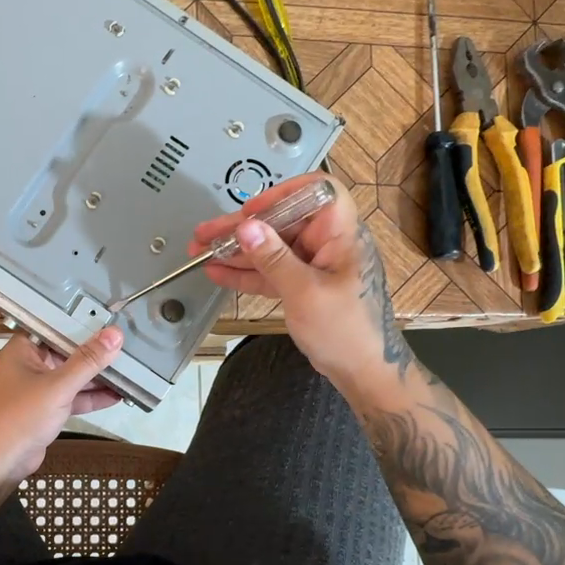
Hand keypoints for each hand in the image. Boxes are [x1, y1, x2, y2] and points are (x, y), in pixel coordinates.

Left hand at [0, 328, 124, 482]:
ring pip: (72, 376)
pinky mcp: (46, 408)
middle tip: (128, 346)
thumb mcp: (59, 386)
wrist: (0, 462)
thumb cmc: (22, 416)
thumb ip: (88, 361)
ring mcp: (37, 388)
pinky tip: (118, 395)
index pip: (55, 327)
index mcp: (23, 349)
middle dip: (95, 353)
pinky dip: (91, 396)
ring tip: (129, 371)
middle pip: (67, 352)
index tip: (111, 320)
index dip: (82, 323)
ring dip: (97, 377)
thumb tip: (115, 334)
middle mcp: (29, 364)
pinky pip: (72, 397)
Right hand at [190, 172, 415, 390]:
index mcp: (340, 234)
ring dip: (236, 250)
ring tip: (200, 252)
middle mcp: (327, 243)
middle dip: (242, 228)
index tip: (252, 210)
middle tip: (204, 234)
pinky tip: (217, 272)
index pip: (317, 191)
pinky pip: (271, 271)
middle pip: (282, 222)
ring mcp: (314, 266)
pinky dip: (246, 272)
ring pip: (271, 248)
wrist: (364, 373)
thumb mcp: (304, 292)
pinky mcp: (302, 286)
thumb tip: (245, 227)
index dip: (283, 193)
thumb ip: (273, 258)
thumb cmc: (345, 330)